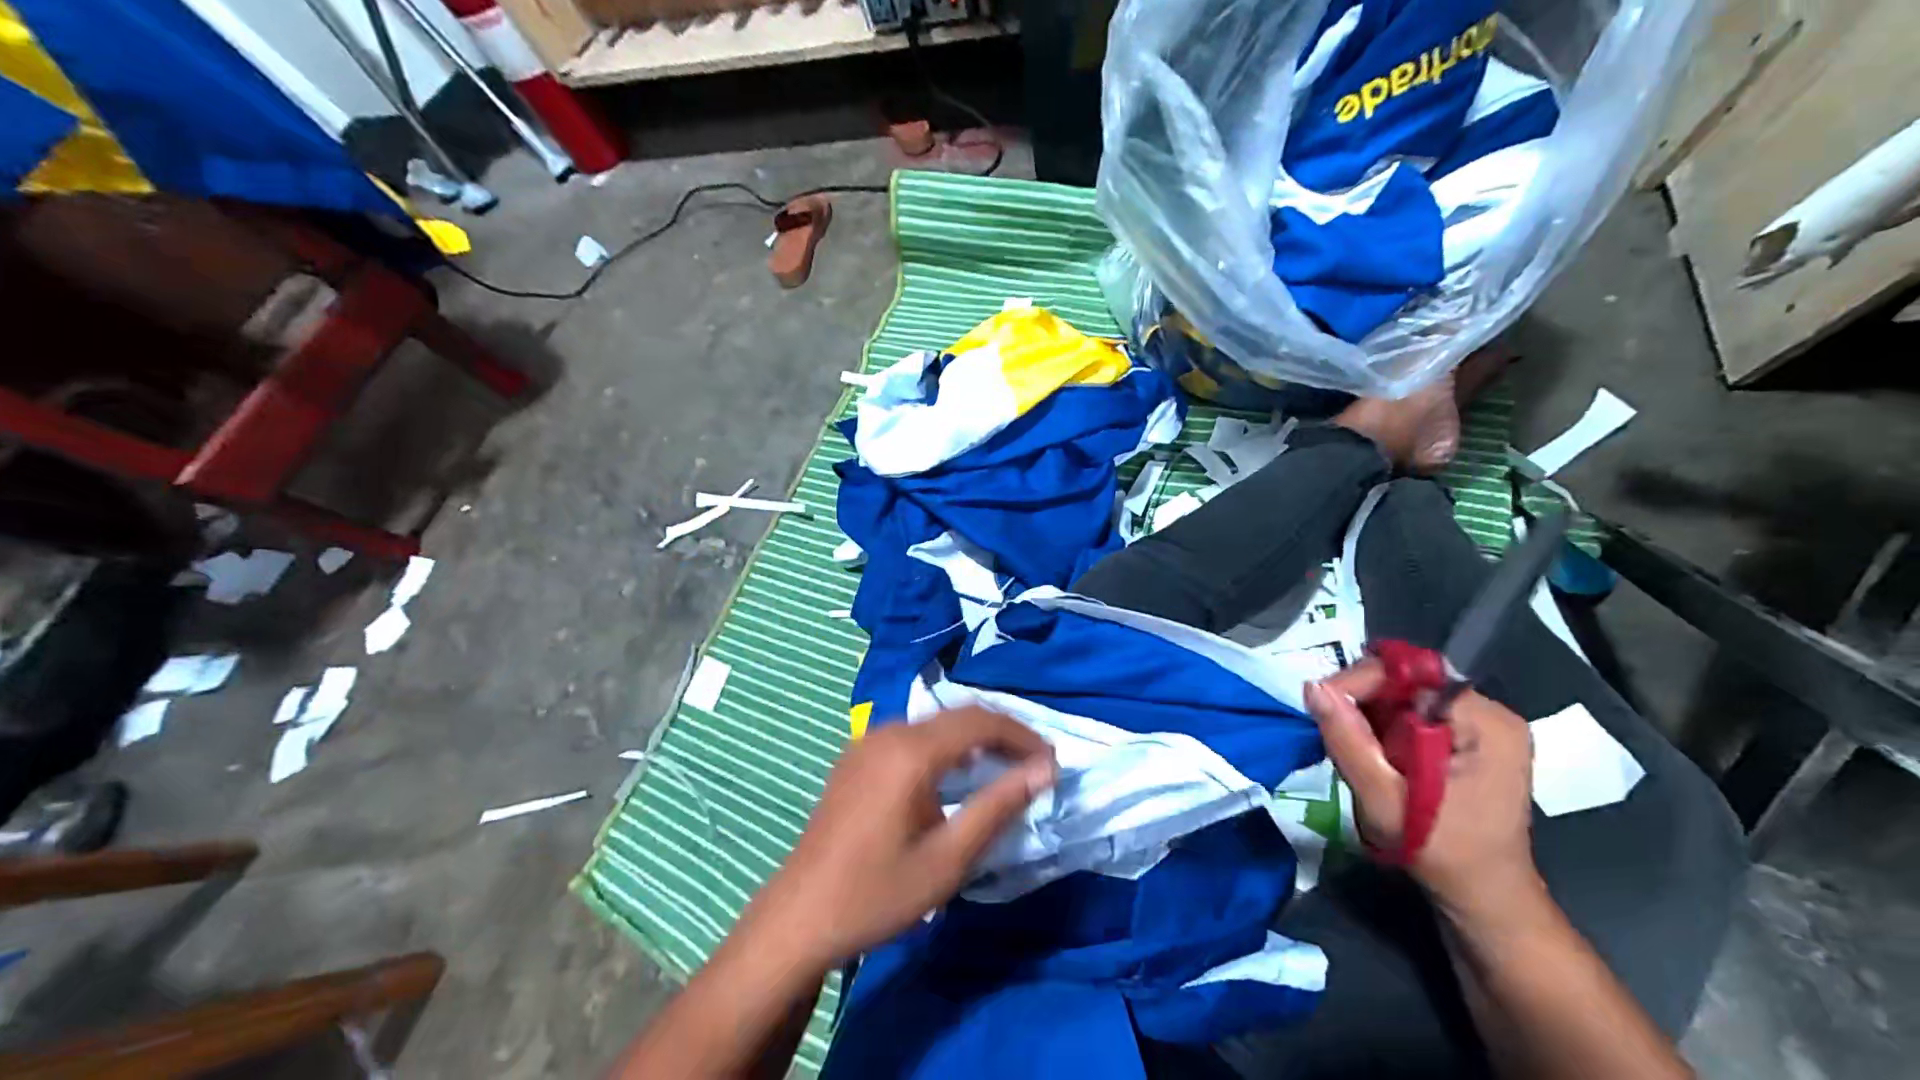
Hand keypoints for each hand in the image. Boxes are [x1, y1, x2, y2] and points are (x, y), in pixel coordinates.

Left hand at [738, 706, 1055, 973]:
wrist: (800, 916)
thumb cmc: (878, 892)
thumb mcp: (948, 857)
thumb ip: (998, 806)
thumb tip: (1044, 770)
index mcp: (910, 752)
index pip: (980, 721)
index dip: (1022, 736)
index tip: (1051, 763)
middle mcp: (887, 733)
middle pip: (956, 716)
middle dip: (1001, 734)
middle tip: (1034, 765)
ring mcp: (865, 743)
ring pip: (933, 724)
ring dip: (971, 740)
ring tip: (1002, 768)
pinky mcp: (854, 758)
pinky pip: (910, 737)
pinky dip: (943, 747)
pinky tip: (953, 776)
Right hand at [1304, 661, 1538, 920]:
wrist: (1484, 900)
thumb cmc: (1443, 852)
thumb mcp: (1385, 800)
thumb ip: (1349, 741)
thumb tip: (1313, 687)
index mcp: (1486, 722)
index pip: (1412, 674)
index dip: (1362, 681)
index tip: (1323, 705)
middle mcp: (1490, 714)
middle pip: (1409, 681)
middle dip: (1364, 700)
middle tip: (1333, 728)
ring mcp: (1482, 728)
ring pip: (1407, 697)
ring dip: (1371, 715)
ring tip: (1351, 744)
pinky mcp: (1469, 741)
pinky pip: (1414, 714)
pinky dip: (1384, 727)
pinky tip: (1373, 753)